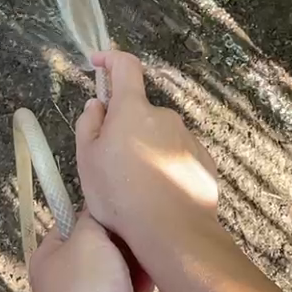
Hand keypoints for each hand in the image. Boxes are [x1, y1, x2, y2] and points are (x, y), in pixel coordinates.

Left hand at [28, 213, 150, 291]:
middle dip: (128, 254)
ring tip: (144, 289)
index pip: (78, 223)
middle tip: (140, 261)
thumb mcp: (89, 239)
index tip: (125, 224)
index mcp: (53, 255)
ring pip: (122, 280)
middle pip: (105, 251)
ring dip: (138, 282)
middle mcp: (66, 280)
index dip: (103, 221)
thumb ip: (94, 218)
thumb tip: (98, 213)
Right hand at [74, 50, 221, 259]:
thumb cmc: (121, 194)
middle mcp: (165, 116)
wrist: (173, 232)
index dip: (110, 59)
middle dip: (125, 129)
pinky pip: (177, 158)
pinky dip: (165, 169)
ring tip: (135, 189)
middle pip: (139, 112)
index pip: (125, 66)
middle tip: (111, 164)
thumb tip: (98, 105)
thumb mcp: (87, 160)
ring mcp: (188, 139)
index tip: (98, 63)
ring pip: (159, 138)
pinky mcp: (204, 163)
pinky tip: (158, 197)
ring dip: (146, 152)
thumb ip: (89, 125)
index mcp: (133, 109)